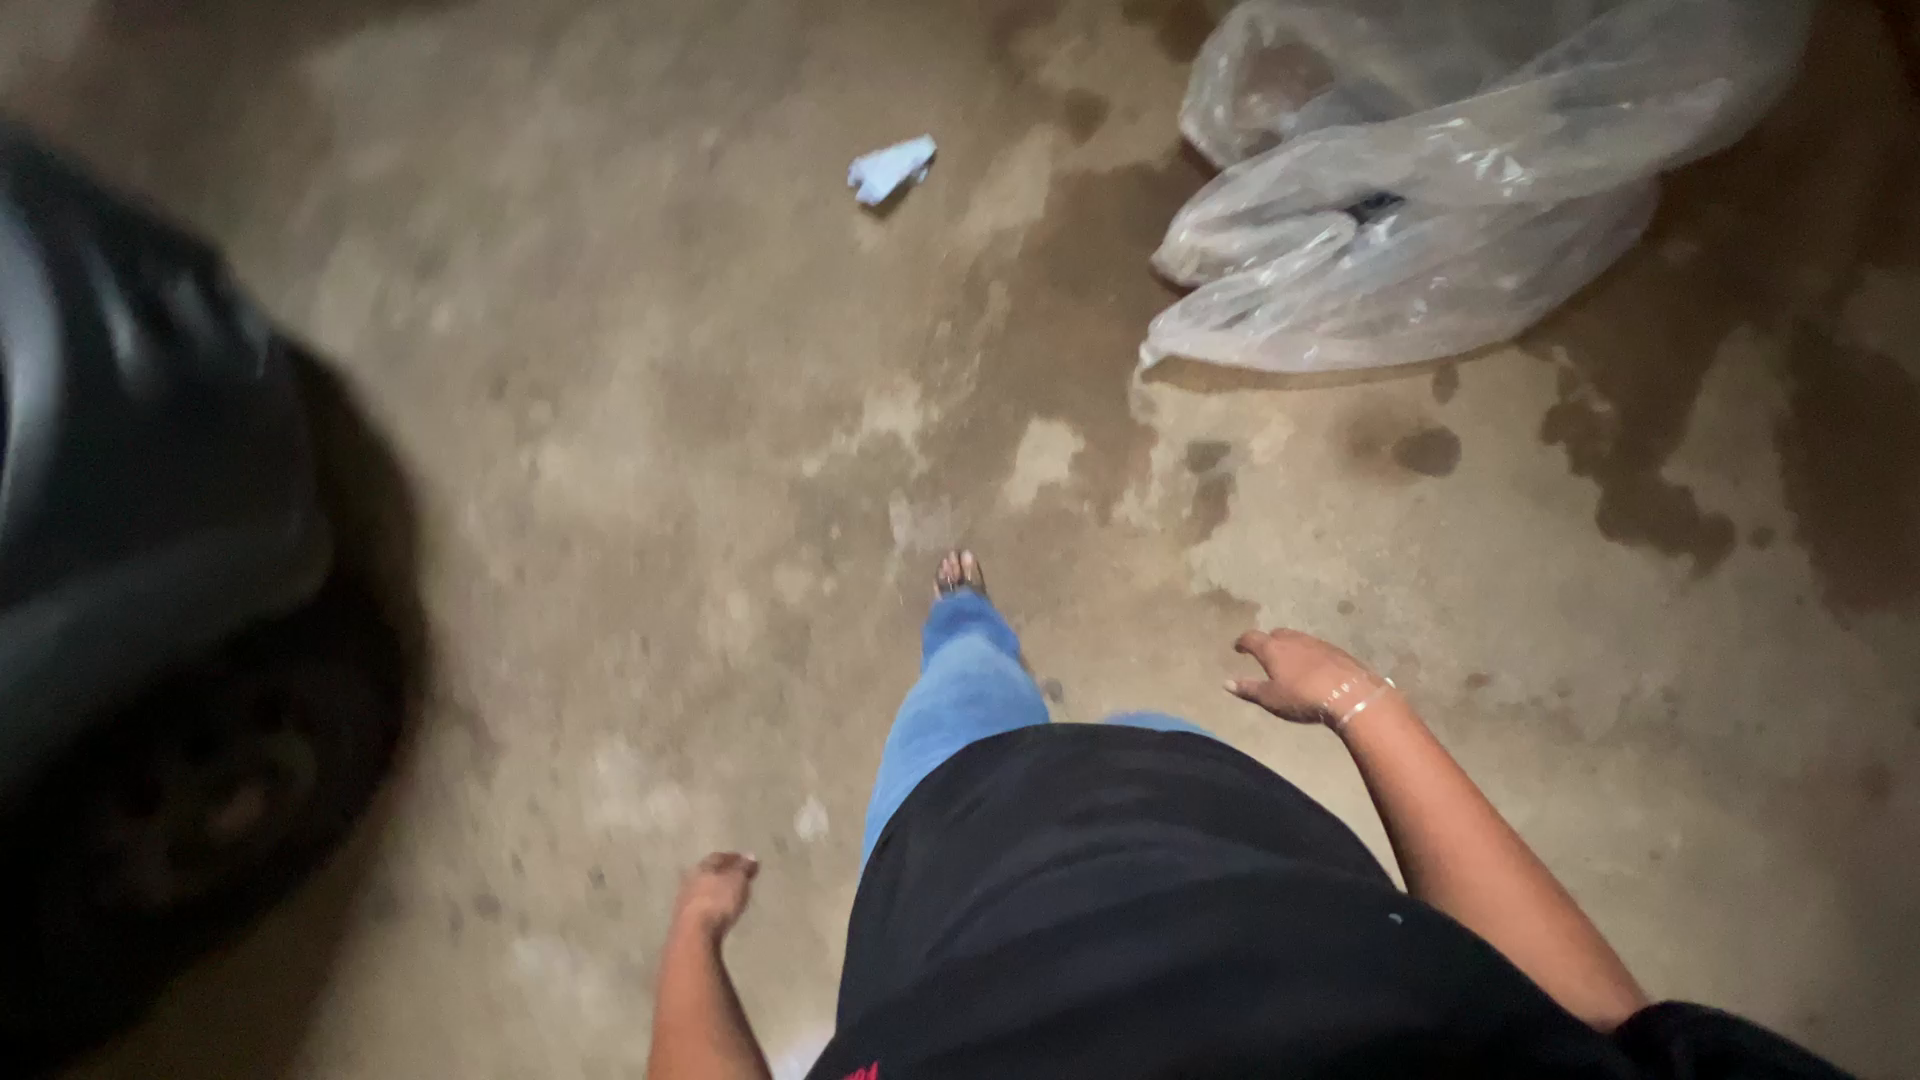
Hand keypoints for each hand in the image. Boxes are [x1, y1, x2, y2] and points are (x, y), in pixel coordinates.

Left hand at [672, 852, 758, 940]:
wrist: (693, 937)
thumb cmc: (718, 901)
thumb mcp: (738, 880)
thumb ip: (744, 867)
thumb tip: (750, 855)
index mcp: (702, 867)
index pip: (718, 857)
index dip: (734, 858)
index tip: (747, 863)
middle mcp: (690, 881)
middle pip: (709, 873)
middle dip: (724, 874)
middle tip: (739, 878)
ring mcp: (684, 902)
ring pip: (704, 891)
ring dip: (717, 892)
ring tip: (732, 896)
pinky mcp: (684, 922)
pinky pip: (701, 907)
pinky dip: (712, 906)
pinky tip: (720, 912)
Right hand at [1226, 629, 1386, 725]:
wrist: (1351, 695)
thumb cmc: (1303, 697)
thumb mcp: (1271, 698)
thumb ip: (1248, 689)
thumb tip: (1226, 683)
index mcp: (1272, 649)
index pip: (1251, 638)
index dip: (1242, 642)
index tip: (1238, 648)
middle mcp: (1292, 639)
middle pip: (1275, 634)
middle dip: (1268, 641)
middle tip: (1265, 654)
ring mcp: (1316, 643)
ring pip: (1297, 639)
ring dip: (1290, 647)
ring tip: (1289, 661)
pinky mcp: (1336, 651)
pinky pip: (1315, 647)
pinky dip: (1308, 654)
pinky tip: (1313, 668)